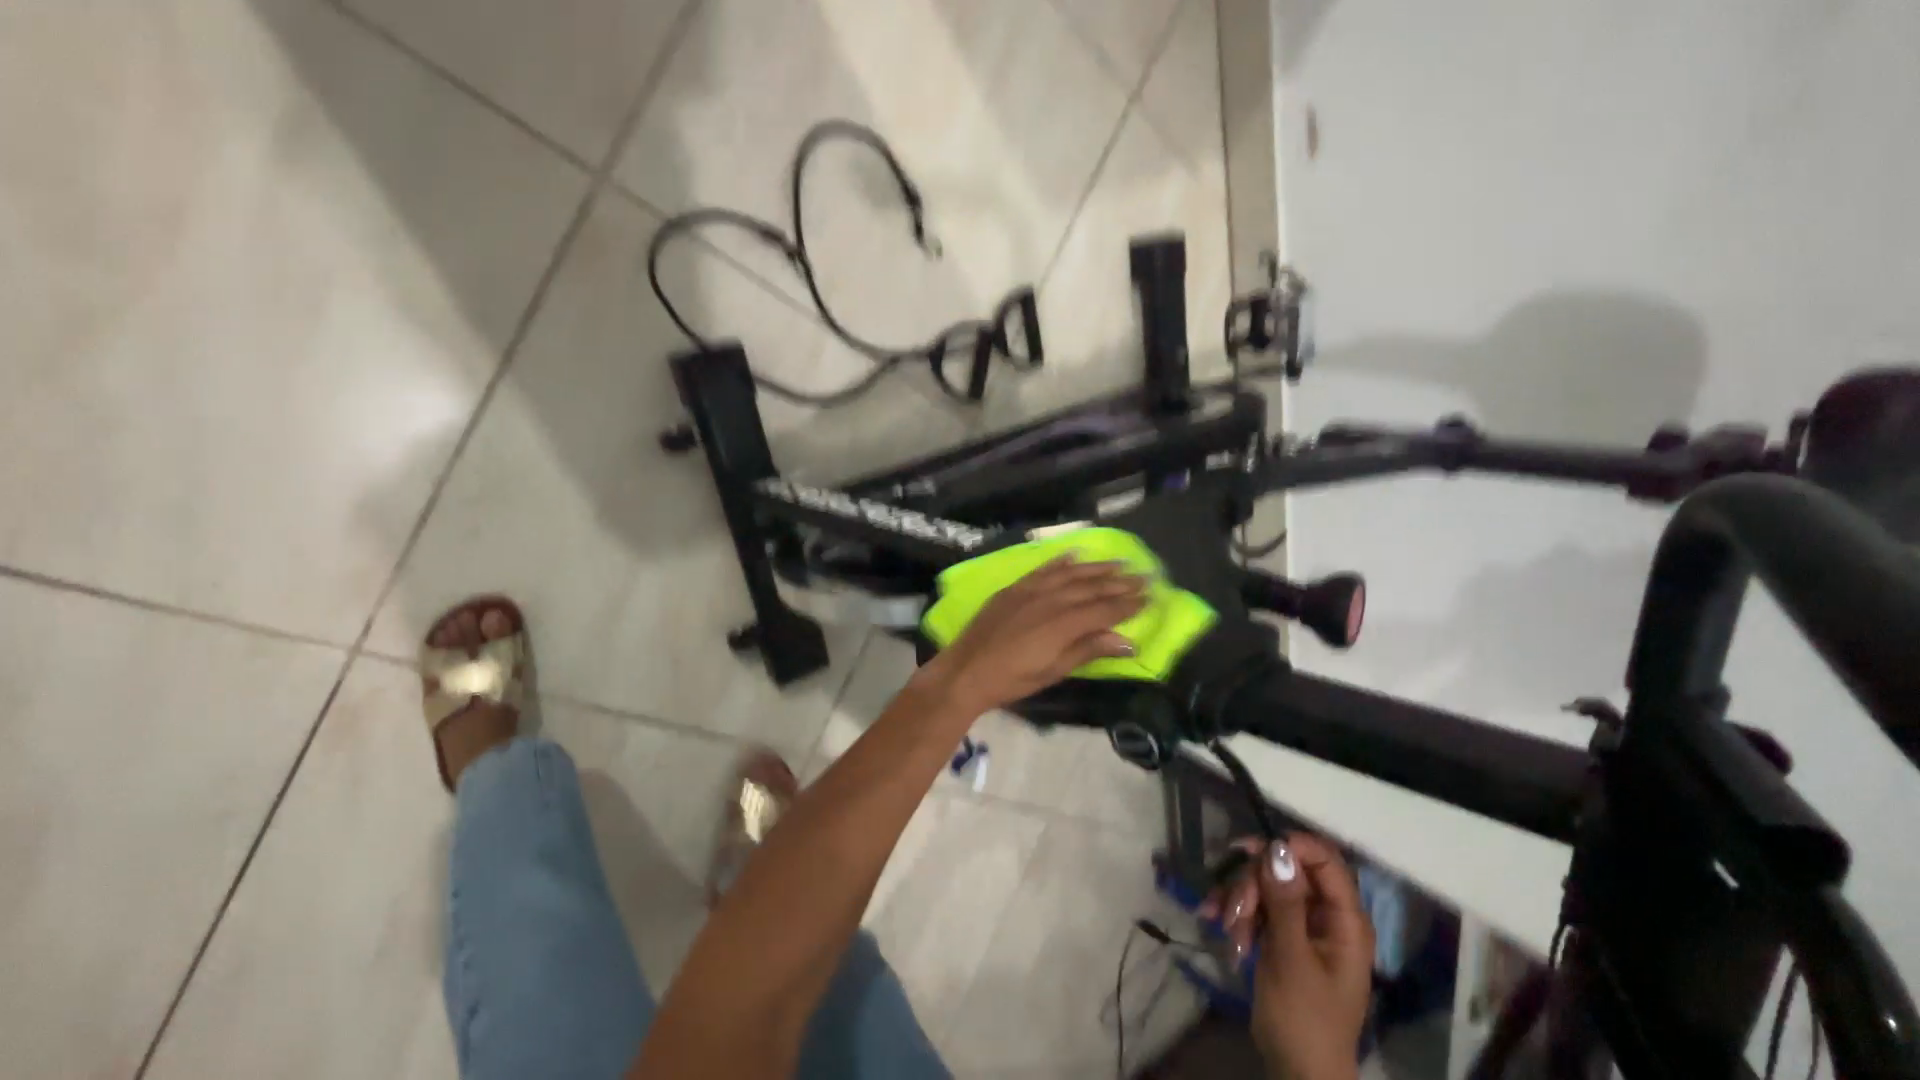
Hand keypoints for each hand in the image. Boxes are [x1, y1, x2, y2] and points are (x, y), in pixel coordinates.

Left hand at [918, 556, 1146, 713]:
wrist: (966, 671)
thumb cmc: (1012, 680)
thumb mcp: (1054, 671)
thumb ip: (1089, 650)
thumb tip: (1127, 642)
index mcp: (1063, 624)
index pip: (1104, 609)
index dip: (1129, 604)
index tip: (1151, 597)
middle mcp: (1050, 600)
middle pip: (1091, 588)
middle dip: (1120, 583)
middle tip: (1145, 576)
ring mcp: (1030, 591)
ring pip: (1070, 574)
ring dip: (1096, 568)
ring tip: (1119, 563)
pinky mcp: (1014, 588)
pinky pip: (1043, 570)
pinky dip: (1060, 561)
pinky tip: (1075, 555)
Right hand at [1204, 834, 1374, 1079]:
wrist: (1298, 1073)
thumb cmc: (1304, 1020)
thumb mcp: (1291, 960)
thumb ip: (1285, 902)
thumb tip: (1278, 848)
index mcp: (1345, 920)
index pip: (1325, 860)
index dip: (1290, 848)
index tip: (1251, 852)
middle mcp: (1327, 916)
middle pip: (1288, 871)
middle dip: (1254, 884)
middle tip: (1232, 910)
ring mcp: (1303, 926)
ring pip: (1267, 887)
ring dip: (1241, 901)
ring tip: (1226, 929)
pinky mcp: (1282, 938)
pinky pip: (1258, 909)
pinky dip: (1237, 915)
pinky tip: (1218, 927)